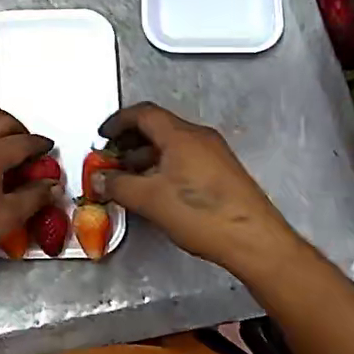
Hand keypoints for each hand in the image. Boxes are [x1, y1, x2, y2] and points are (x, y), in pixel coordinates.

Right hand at [91, 102, 308, 273]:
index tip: (103, 135)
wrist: (253, 240)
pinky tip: (155, 189)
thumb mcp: (149, 200)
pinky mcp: (221, 172)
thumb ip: (117, 184)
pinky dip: (163, 166)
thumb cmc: (201, 214)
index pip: (143, 113)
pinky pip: (185, 158)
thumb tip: (99, 178)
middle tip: (111, 159)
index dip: (118, 121)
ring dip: (145, 156)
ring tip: (128, 178)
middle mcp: (199, 138)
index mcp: (181, 135)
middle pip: (157, 127)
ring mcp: (214, 154)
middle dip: (129, 141)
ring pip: (171, 144)